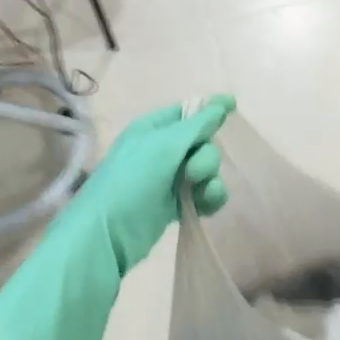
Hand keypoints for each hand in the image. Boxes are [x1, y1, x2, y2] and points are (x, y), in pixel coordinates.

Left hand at [68, 95, 235, 274]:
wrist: (106, 236)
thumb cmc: (132, 182)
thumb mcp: (164, 146)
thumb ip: (197, 126)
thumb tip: (222, 104)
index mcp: (153, 128)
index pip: (187, 111)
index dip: (209, 109)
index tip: (233, 106)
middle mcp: (161, 150)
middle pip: (202, 142)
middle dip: (205, 156)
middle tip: (192, 172)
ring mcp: (168, 178)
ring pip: (206, 168)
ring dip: (209, 179)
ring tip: (199, 193)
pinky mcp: (175, 205)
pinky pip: (203, 193)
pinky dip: (208, 198)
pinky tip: (204, 207)